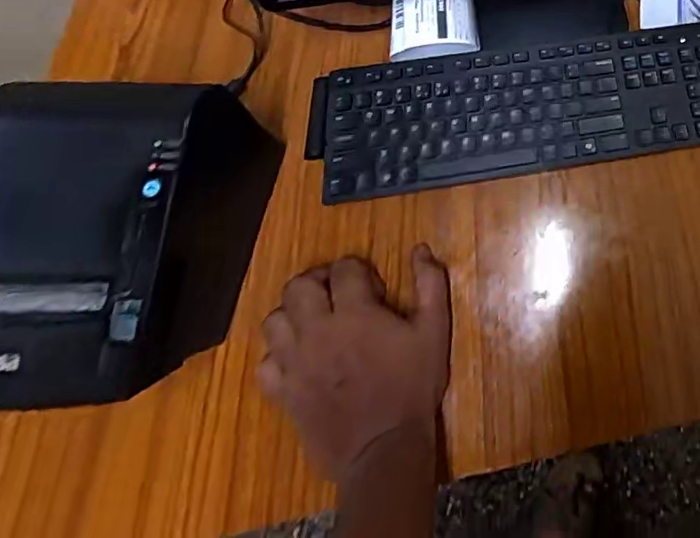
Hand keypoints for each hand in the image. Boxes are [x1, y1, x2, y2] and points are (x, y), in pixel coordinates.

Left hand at [257, 245, 451, 479]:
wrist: (383, 449)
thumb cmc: (412, 386)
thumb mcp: (434, 330)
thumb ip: (430, 285)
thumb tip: (421, 250)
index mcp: (355, 313)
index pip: (343, 269)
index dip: (357, 269)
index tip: (372, 288)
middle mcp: (318, 332)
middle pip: (298, 287)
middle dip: (317, 280)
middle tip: (337, 292)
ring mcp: (296, 364)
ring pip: (274, 321)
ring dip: (293, 314)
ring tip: (315, 321)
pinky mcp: (284, 393)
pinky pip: (265, 363)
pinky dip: (278, 355)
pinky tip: (300, 358)